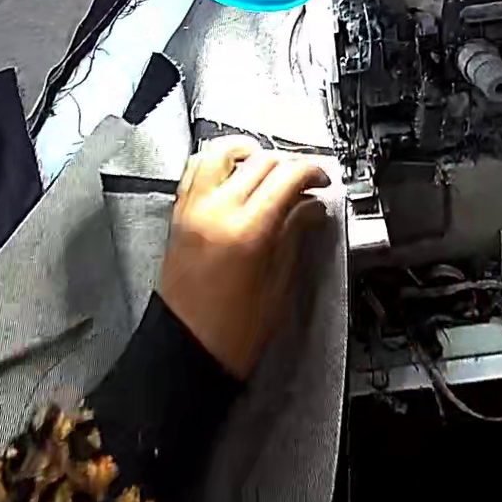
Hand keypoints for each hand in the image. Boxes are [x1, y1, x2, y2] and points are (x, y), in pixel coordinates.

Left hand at [159, 136, 329, 379]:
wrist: (184, 351)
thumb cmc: (231, 332)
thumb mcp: (277, 285)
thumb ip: (295, 235)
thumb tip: (313, 206)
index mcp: (246, 231)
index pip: (285, 176)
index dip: (310, 172)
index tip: (321, 181)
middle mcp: (216, 210)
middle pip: (260, 160)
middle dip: (289, 164)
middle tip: (304, 180)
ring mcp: (193, 207)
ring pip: (222, 151)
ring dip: (250, 152)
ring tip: (268, 167)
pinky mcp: (179, 212)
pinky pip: (196, 167)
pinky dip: (218, 160)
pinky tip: (233, 172)